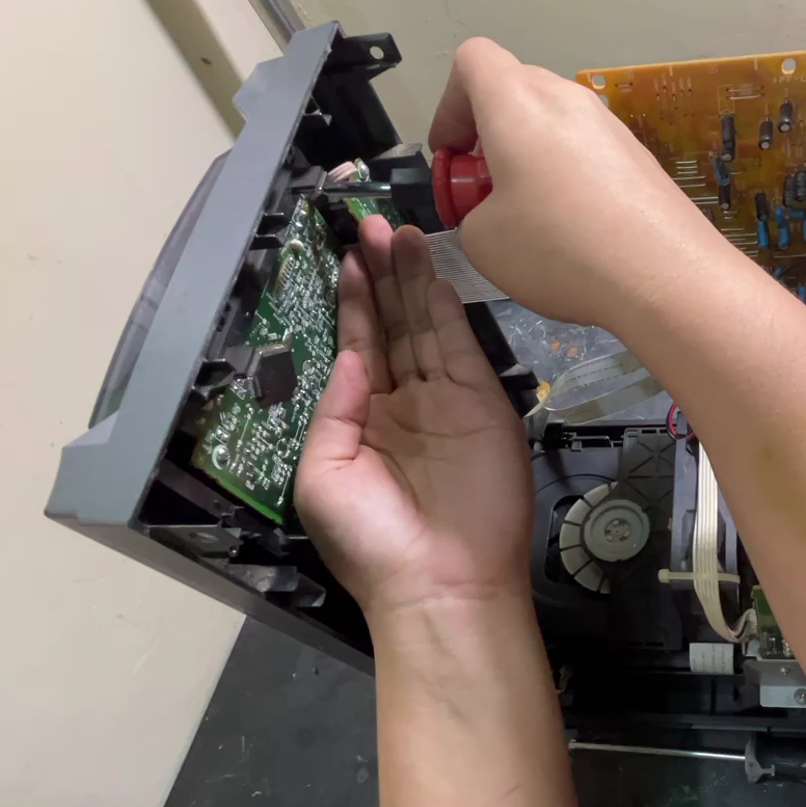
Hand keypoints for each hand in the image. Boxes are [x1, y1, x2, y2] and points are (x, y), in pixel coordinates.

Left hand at [295, 216, 532, 618]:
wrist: (441, 580)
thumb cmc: (371, 538)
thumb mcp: (323, 474)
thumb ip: (333, 408)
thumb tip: (349, 355)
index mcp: (364, 419)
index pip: (360, 346)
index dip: (353, 302)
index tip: (348, 256)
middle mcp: (406, 402)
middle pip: (394, 326)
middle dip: (383, 277)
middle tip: (374, 225)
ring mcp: (447, 401)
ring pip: (426, 327)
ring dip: (412, 280)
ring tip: (399, 232)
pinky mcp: (482, 403)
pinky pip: (459, 347)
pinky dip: (445, 309)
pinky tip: (430, 274)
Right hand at [428, 37, 738, 327]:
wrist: (665, 276)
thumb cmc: (560, 249)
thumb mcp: (483, 243)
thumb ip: (472, 215)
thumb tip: (494, 216)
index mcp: (518, 101)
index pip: (471, 61)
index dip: (449, 107)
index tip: (451, 158)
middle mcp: (569, 100)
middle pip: (516, 94)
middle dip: (491, 139)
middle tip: (488, 196)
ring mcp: (613, 129)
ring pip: (557, 130)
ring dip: (534, 165)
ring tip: (535, 225)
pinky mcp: (643, 163)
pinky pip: (592, 160)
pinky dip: (573, 185)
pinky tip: (580, 238)